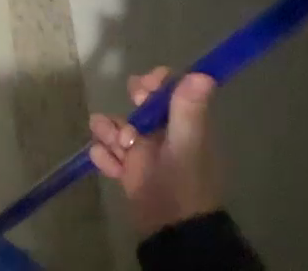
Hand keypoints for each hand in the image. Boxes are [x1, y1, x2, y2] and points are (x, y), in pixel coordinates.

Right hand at [88, 67, 222, 237]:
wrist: (171, 232)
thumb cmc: (182, 183)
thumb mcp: (185, 145)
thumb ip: (188, 110)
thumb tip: (203, 73)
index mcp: (183, 125)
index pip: (170, 89)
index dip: (155, 83)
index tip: (144, 89)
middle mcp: (163, 133)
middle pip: (140, 102)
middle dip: (128, 107)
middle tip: (130, 122)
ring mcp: (143, 151)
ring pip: (116, 125)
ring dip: (108, 131)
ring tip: (116, 147)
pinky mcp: (126, 169)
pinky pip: (106, 150)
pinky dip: (104, 155)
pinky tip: (109, 166)